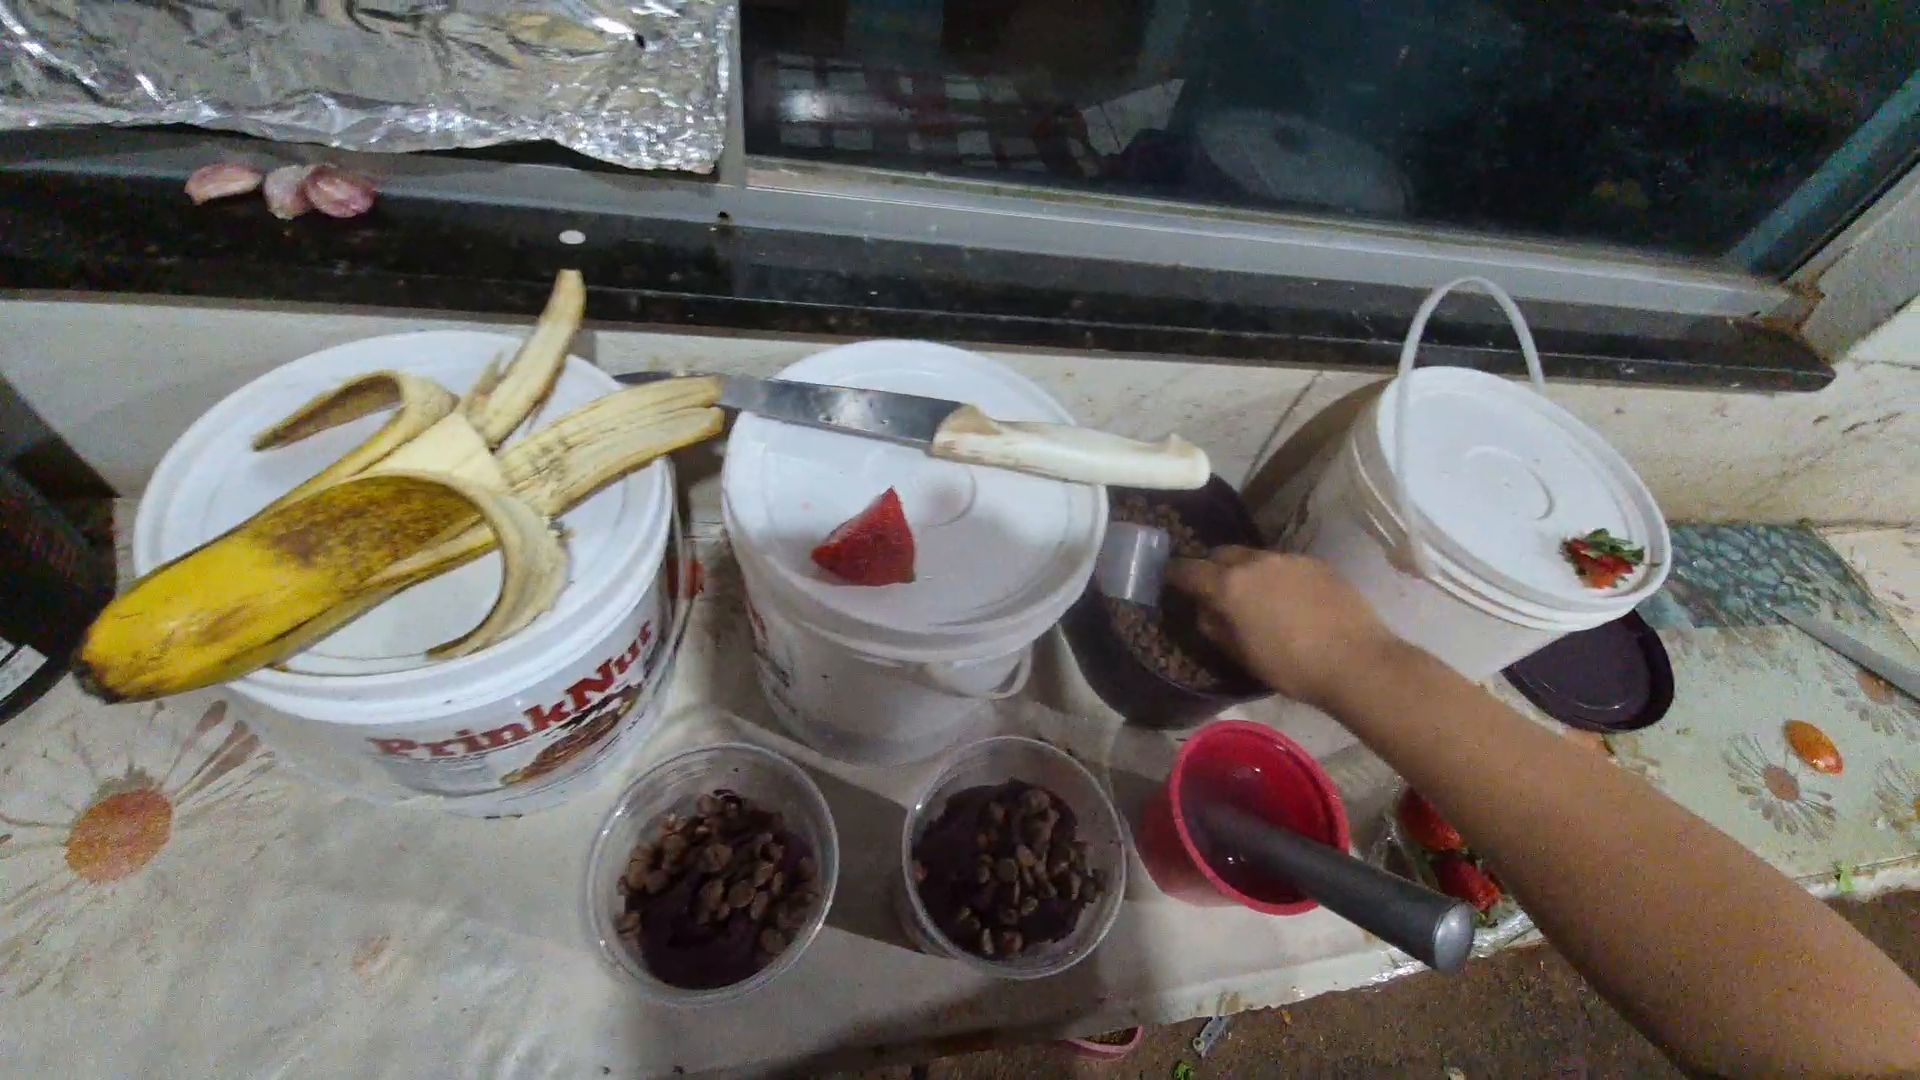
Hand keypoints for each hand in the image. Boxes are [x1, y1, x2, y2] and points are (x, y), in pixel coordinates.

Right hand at [1164, 547, 1399, 708]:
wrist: (1357, 662)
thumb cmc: (1290, 666)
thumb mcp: (1241, 655)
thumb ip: (1215, 627)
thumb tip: (1205, 610)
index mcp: (1229, 585)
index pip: (1188, 570)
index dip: (1174, 574)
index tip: (1168, 579)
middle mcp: (1255, 562)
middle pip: (1221, 554)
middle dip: (1212, 567)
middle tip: (1214, 590)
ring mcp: (1289, 559)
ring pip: (1254, 557)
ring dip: (1246, 572)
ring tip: (1256, 597)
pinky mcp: (1317, 563)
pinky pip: (1284, 564)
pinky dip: (1276, 576)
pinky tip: (1289, 600)